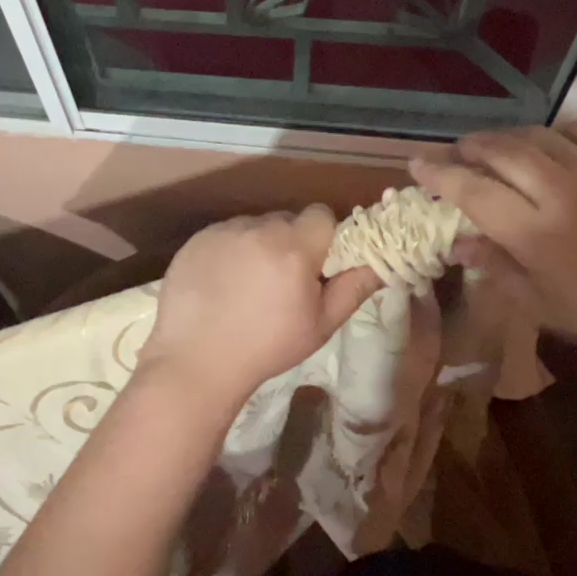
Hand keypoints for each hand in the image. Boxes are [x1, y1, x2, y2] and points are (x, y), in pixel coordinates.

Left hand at [140, 206, 384, 407]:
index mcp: (294, 246)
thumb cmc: (267, 347)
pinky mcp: (198, 237)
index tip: (316, 266)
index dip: (324, 237)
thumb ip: (353, 287)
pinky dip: (230, 251)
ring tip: (248, 286)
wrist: (196, 360)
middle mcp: (259, 227)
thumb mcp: (320, 325)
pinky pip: (226, 234)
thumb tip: (380, 261)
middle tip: (283, 281)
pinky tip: (223, 284)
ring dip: (260, 245)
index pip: (322, 214)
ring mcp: (225, 230)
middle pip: (287, 220)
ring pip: (256, 226)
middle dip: (292, 242)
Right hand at [412, 124, 576, 371]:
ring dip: (506, 136)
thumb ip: (498, 269)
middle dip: (469, 147)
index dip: (438, 173)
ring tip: (493, 146)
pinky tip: (548, 142)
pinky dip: (554, 130)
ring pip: (536, 135)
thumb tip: (458, 242)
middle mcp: (561, 192)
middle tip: (454, 152)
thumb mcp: (547, 310)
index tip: (415, 162)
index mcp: (536, 234)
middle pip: (499, 151)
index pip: (471, 190)